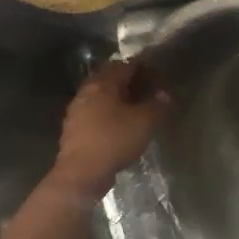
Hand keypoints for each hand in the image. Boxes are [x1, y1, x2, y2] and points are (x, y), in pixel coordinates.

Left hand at [42, 59, 167, 200]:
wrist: (82, 172)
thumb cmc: (115, 140)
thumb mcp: (145, 122)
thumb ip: (156, 105)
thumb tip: (164, 94)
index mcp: (103, 84)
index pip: (124, 66)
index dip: (142, 68)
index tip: (156, 75)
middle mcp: (87, 92)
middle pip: (109, 79)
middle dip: (128, 82)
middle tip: (146, 91)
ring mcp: (77, 110)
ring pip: (100, 97)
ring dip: (117, 99)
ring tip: (135, 109)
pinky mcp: (74, 129)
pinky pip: (94, 113)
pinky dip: (108, 114)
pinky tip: (119, 126)